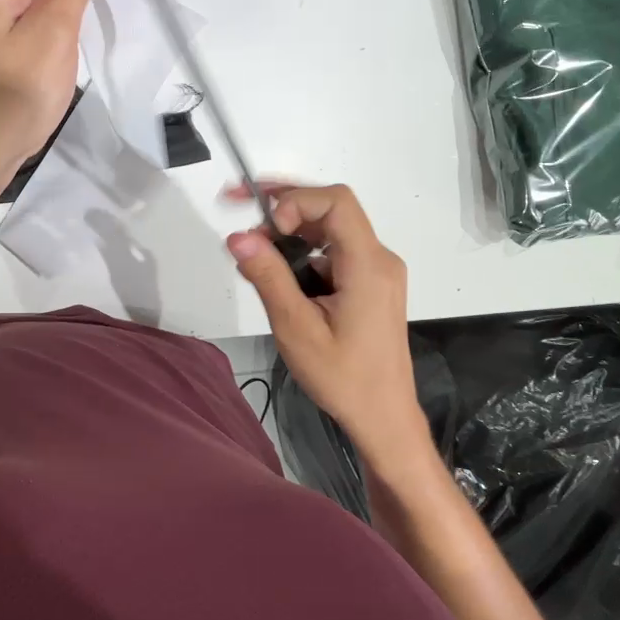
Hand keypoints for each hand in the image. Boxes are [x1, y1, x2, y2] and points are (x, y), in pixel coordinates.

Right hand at [225, 183, 430, 467]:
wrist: (382, 418)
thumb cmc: (342, 376)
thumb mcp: (296, 327)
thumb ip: (267, 276)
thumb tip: (237, 235)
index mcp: (368, 266)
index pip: (335, 202)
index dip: (295, 201)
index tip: (264, 228)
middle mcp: (377, 260)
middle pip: (330, 208)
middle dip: (282, 204)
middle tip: (236, 205)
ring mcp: (375, 272)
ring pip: (327, 229)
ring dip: (287, 231)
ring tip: (251, 254)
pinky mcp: (366, 285)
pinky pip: (330, 251)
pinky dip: (298, 252)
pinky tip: (274, 277)